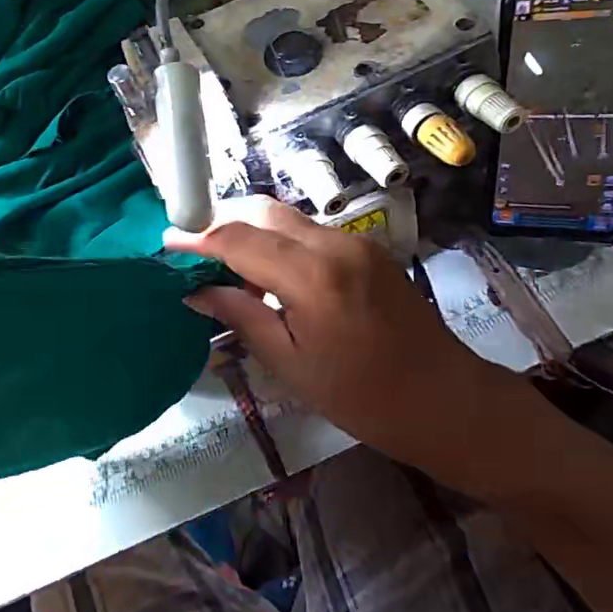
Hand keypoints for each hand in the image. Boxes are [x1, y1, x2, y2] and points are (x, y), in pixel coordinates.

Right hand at [164, 196, 517, 469]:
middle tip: (196, 255)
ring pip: (288, 219)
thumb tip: (196, 292)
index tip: (167, 242)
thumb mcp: (291, 363)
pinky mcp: (368, 249)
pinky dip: (282, 244)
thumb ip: (240, 316)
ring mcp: (356, 242)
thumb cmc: (363, 396)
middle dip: (224, 224)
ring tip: (231, 274)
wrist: (445, 399)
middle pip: (264, 212)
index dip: (199, 238)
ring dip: (253, 235)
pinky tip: (272, 279)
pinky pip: (312, 234)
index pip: (240, 238)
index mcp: (313, 275)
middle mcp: (334, 243)